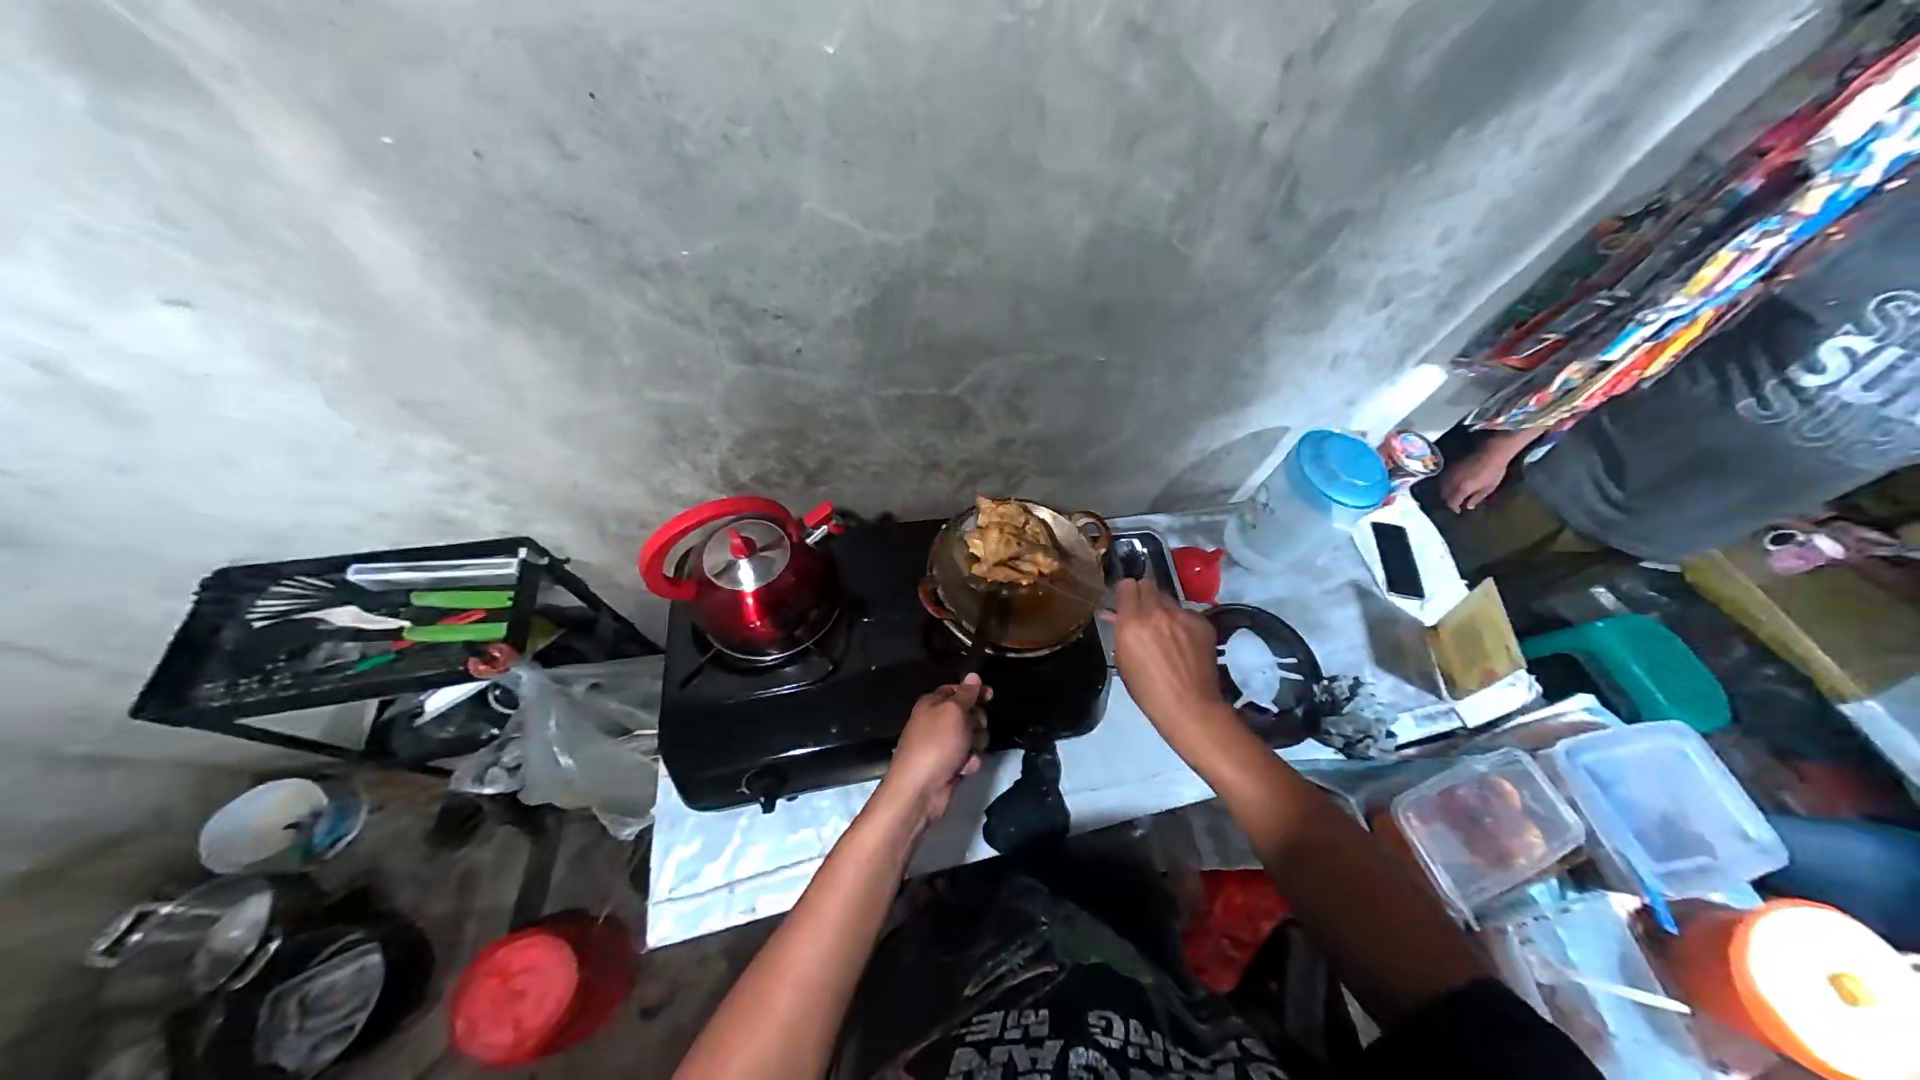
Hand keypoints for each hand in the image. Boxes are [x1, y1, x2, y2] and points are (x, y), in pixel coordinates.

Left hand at [881, 674, 988, 824]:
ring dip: (975, 744)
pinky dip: (969, 762)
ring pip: (973, 736)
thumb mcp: (953, 712)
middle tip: (973, 728)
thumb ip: (966, 694)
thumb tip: (973, 675)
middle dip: (977, 722)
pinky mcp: (950, 764)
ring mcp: (943, 744)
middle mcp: (937, 721)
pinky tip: (963, 769)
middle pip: (969, 713)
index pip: (957, 690)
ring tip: (967, 752)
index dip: (974, 692)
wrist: (920, 789)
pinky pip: (969, 757)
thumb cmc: (936, 744)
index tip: (990, 696)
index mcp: (933, 703)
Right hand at [1103, 579, 1224, 731]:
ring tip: (1165, 630)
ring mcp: (1182, 615)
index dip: (1125, 593)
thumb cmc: (1148, 690)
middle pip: (1148, 584)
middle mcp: (1157, 612)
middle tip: (1144, 613)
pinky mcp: (1203, 622)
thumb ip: (1120, 632)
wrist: (1190, 706)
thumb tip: (1114, 614)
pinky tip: (1184, 642)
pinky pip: (1187, 612)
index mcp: (1132, 622)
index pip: (1126, 585)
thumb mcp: (1123, 661)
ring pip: (1168, 598)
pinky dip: (1182, 622)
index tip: (1125, 603)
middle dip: (1143, 595)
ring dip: (1163, 608)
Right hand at [1440, 443, 1509, 511]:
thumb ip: (1477, 498)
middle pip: (1444, 495)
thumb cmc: (1494, 471)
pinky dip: (1446, 484)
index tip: (1459, 510)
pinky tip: (1453, 484)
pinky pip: (1443, 479)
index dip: (1455, 508)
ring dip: (1446, 492)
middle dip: (1449, 500)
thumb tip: (1468, 506)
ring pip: (1441, 487)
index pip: (1452, 502)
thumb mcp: (1489, 487)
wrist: (1491, 451)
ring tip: (1454, 494)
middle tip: (1456, 503)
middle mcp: (1451, 483)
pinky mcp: (1449, 466)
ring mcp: (1449, 474)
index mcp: (1461, 489)